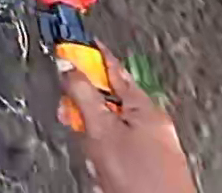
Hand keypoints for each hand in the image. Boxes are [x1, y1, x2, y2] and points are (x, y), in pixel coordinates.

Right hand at [60, 43, 196, 192]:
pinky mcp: (151, 170)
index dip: (88, 53)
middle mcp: (153, 124)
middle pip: (108, 100)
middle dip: (85, 108)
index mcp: (146, 107)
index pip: (111, 67)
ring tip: (93, 156)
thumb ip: (81, 92)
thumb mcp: (100, 128)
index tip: (70, 42)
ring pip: (110, 127)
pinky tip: (102, 171)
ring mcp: (154, 148)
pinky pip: (119, 149)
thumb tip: (67, 65)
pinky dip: (105, 155)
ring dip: (93, 137)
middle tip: (69, 115)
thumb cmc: (139, 180)